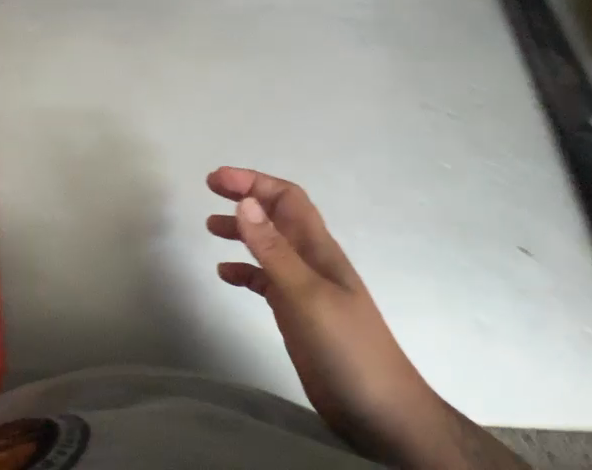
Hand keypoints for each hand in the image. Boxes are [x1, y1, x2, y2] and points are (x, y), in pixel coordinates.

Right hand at [207, 167, 448, 463]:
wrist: (381, 412)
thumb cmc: (347, 347)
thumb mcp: (307, 294)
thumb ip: (274, 250)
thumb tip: (244, 201)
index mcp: (318, 249)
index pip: (287, 199)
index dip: (254, 182)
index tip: (217, 179)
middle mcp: (310, 262)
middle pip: (276, 216)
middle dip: (245, 197)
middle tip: (210, 190)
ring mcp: (304, 289)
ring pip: (268, 246)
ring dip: (241, 231)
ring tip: (210, 227)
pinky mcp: (296, 315)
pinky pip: (265, 281)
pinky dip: (243, 271)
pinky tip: (224, 275)